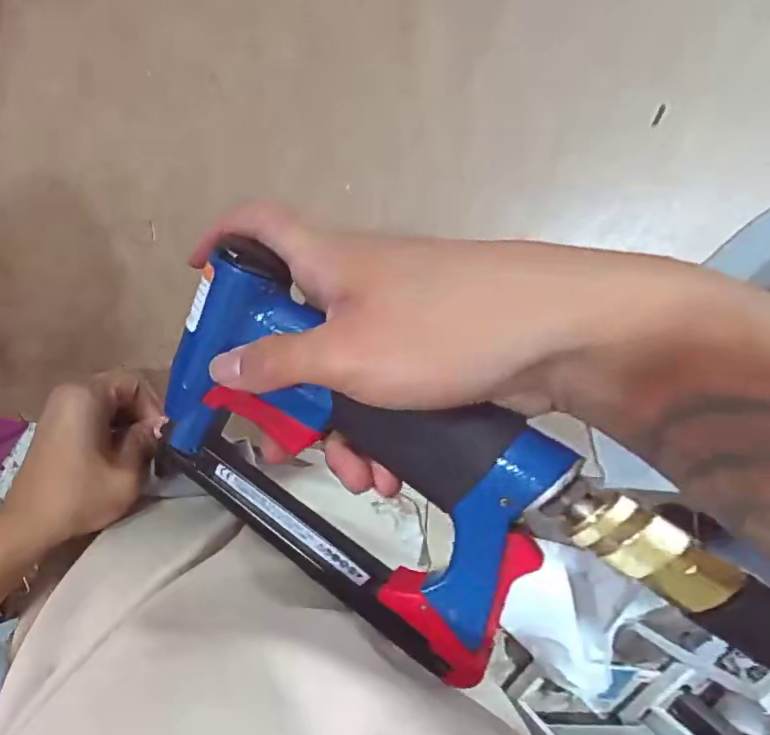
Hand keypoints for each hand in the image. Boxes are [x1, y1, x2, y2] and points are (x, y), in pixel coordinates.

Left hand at [0, 371, 163, 550]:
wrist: (29, 522)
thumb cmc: (79, 498)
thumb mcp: (125, 475)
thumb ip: (146, 443)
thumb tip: (157, 428)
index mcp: (85, 394)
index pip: (134, 382)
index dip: (154, 408)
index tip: (160, 439)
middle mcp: (68, 392)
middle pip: (118, 391)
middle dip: (139, 417)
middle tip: (151, 449)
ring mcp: (56, 409)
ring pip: (103, 405)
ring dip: (123, 426)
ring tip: (133, 457)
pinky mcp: (51, 426)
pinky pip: (87, 416)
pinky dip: (104, 431)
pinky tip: (111, 458)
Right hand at [189, 202, 725, 494]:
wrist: (574, 336)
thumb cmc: (445, 331)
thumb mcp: (344, 356)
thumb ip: (275, 363)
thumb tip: (220, 367)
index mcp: (327, 265)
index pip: (259, 225)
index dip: (220, 239)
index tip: (195, 272)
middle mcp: (353, 286)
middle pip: (286, 328)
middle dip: (277, 391)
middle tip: (272, 433)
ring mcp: (390, 320)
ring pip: (332, 375)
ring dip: (334, 431)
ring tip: (354, 474)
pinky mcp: (422, 353)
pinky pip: (374, 393)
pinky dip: (373, 432)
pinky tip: (386, 472)